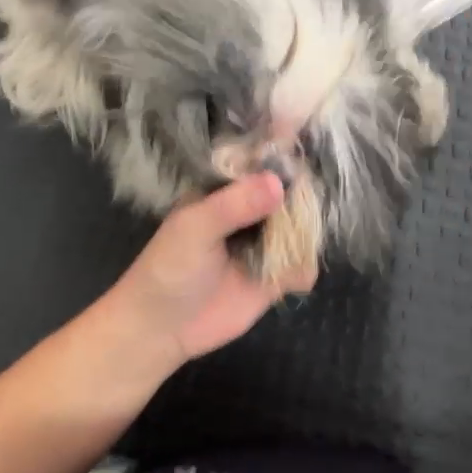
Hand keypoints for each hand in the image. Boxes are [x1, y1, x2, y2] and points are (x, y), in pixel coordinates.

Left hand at [103, 173, 309, 365]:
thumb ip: (235, 205)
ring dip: (307, 232)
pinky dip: (304, 269)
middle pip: (288, 193)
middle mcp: (250, 211)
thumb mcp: (195, 228)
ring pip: (299, 228)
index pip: (259, 163)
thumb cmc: (168, 268)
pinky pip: (301, 267)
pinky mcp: (275, 276)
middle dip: (303, 194)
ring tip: (300, 240)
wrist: (160, 329)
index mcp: (226, 190)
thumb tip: (279, 183)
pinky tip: (295, 277)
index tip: (307, 143)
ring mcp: (264, 243)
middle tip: (311, 201)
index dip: (282, 156)